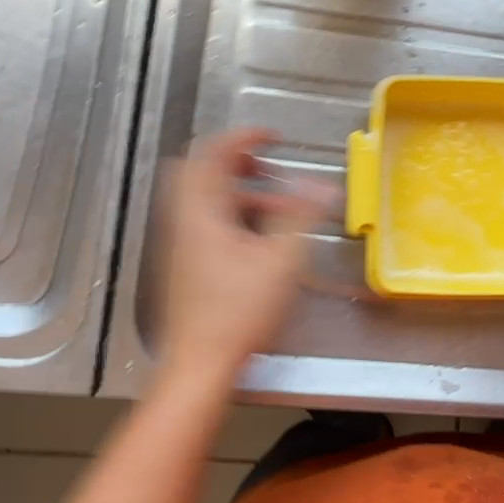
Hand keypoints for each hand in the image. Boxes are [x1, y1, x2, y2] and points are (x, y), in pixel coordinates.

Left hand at [158, 128, 330, 378]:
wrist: (198, 365)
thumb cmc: (239, 312)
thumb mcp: (281, 260)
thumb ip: (300, 216)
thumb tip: (323, 184)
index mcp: (201, 212)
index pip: (213, 154)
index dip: (243, 137)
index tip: (272, 137)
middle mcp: (183, 222)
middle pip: (199, 172)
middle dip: (234, 162)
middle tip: (265, 168)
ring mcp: (180, 245)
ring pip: (203, 199)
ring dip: (238, 192)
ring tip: (276, 209)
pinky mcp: (184, 265)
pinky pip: (204, 222)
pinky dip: (231, 215)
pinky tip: (260, 241)